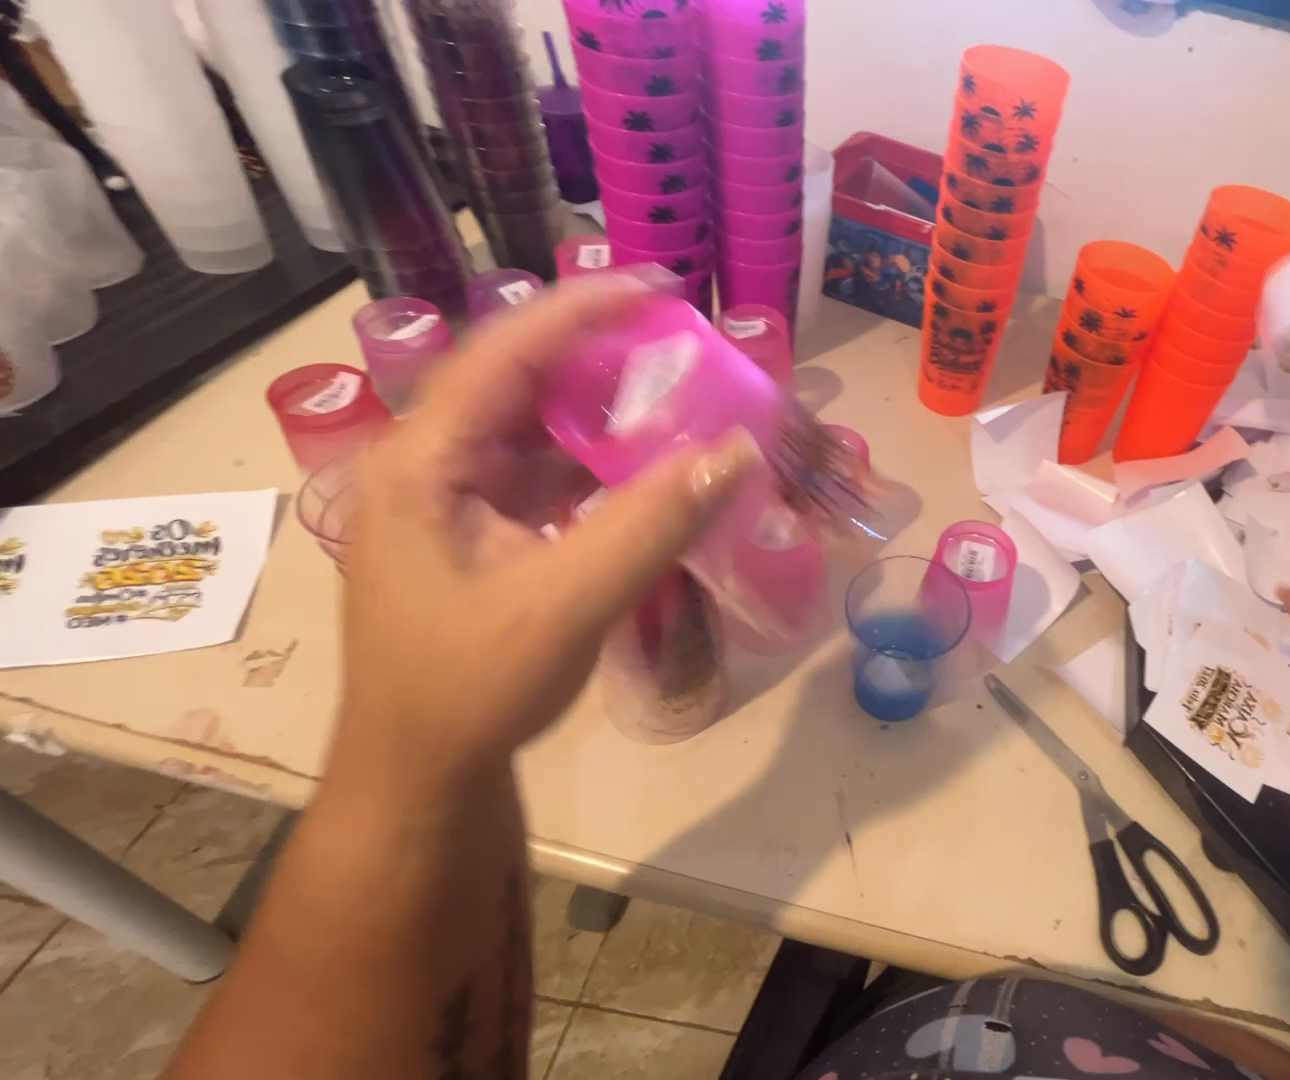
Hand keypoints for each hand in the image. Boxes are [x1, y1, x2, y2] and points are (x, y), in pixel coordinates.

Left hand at [333, 277, 757, 777]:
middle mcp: (432, 466)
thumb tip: (736, 453)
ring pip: (535, 429)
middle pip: (518, 381)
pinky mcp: (482, 532)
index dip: (579, 311)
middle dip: (597, 353)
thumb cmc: (474, 684)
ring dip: (602, 408)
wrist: (425, 768)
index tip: (655, 287)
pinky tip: (645, 465)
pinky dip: (599, 462)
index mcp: (425, 463)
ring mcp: (456, 501)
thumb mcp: (569, 601)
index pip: (503, 354)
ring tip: (671, 391)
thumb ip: (653, 524)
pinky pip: (546, 474)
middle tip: (674, 339)